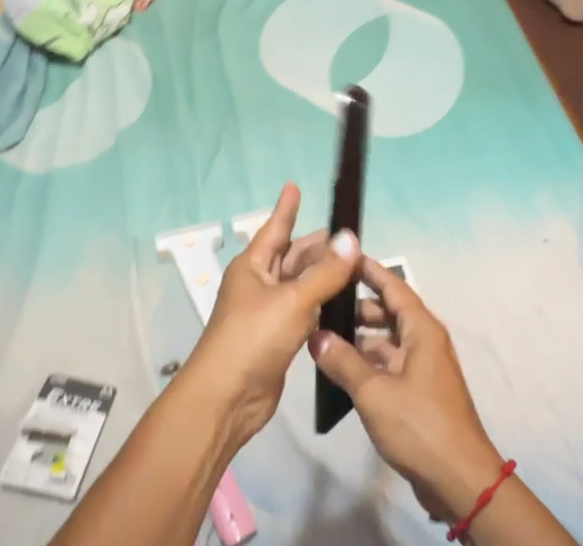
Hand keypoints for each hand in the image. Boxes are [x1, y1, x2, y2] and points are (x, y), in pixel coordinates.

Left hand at [181, 182, 359, 446]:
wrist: (228, 397)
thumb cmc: (253, 338)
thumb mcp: (293, 300)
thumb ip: (325, 272)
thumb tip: (351, 237)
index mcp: (252, 266)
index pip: (275, 229)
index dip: (286, 208)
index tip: (294, 186)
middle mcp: (258, 284)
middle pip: (292, 257)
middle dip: (318, 246)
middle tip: (351, 237)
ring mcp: (268, 312)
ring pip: (300, 285)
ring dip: (323, 275)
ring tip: (355, 265)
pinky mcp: (278, 338)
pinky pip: (304, 311)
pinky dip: (322, 304)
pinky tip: (344, 303)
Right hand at [308, 256, 505, 520]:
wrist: (459, 478)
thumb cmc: (419, 425)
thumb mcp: (373, 392)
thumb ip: (342, 361)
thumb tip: (315, 336)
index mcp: (421, 330)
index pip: (393, 285)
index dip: (368, 270)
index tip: (342, 254)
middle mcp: (424, 341)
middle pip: (387, 311)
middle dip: (355, 305)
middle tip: (319, 299)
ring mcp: (422, 367)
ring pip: (386, 340)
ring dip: (358, 336)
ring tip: (320, 333)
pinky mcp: (417, 391)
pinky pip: (388, 363)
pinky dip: (366, 361)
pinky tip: (339, 367)